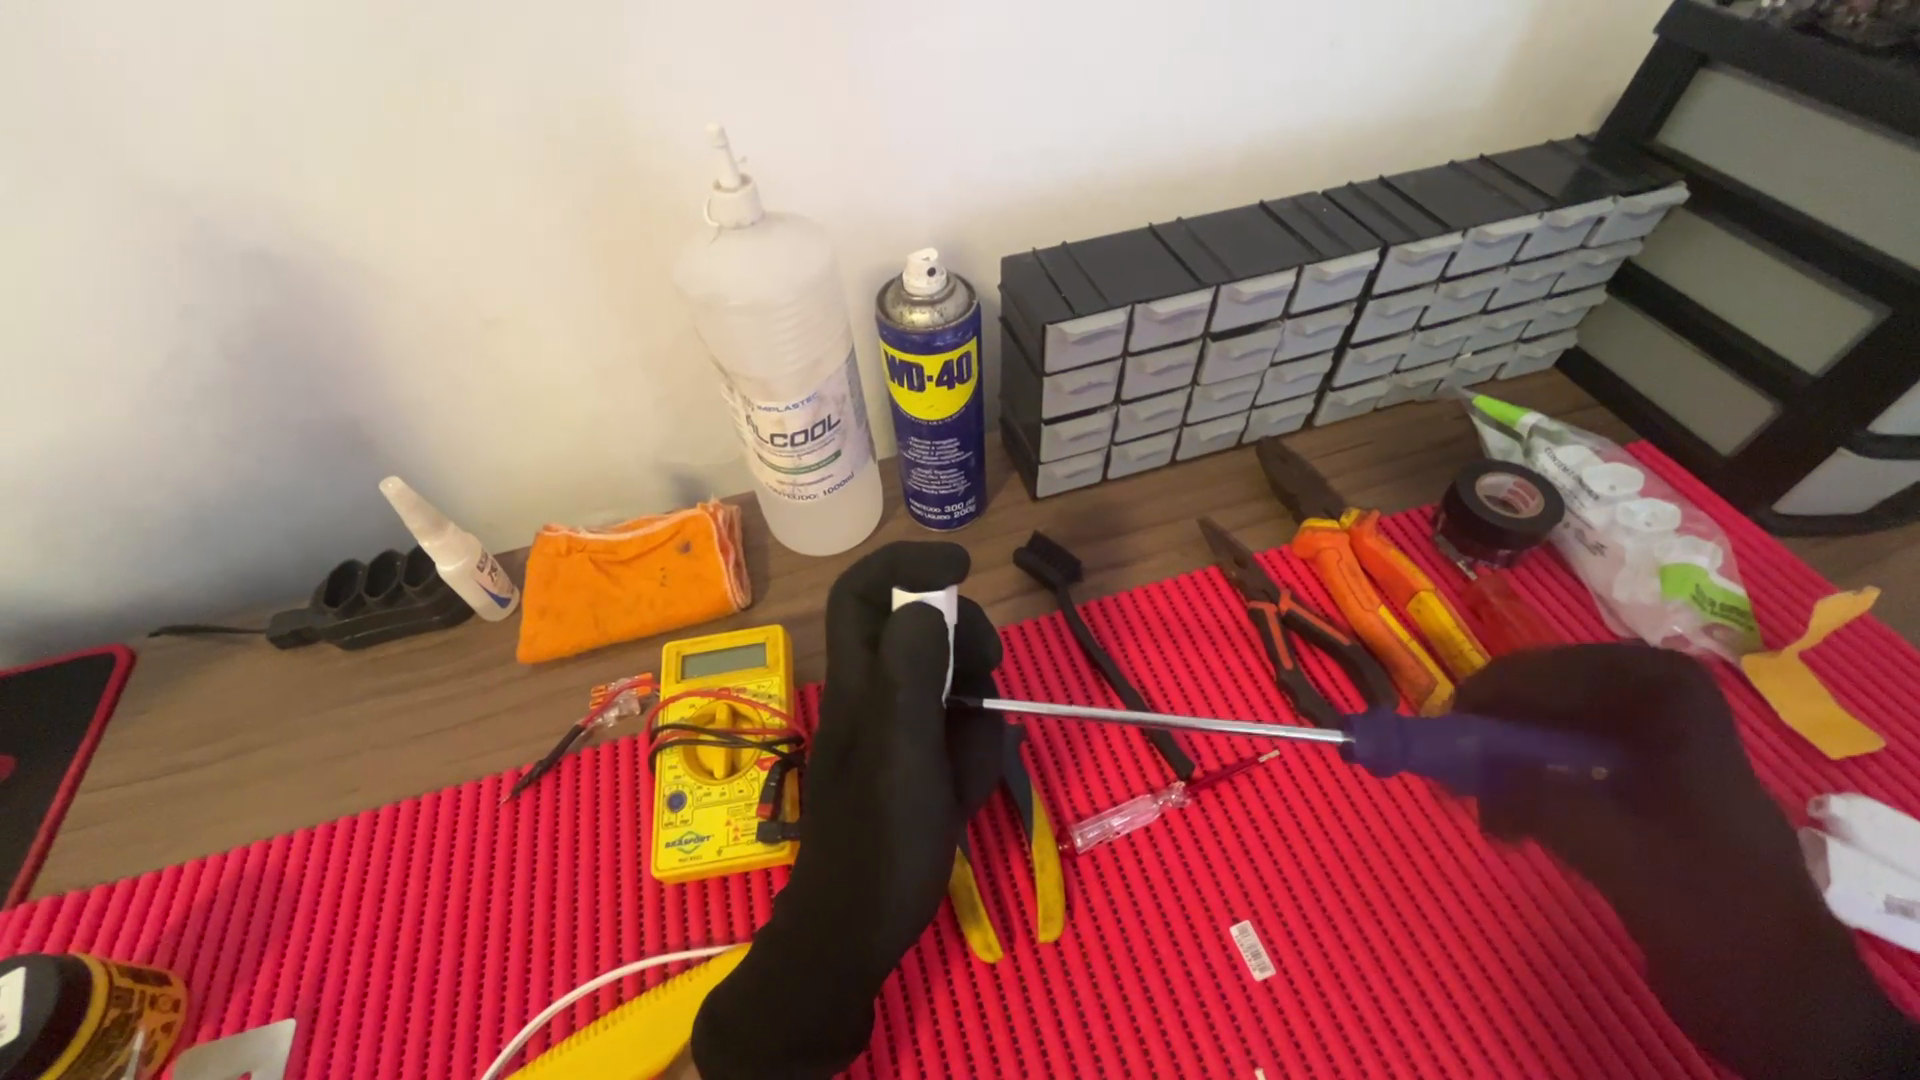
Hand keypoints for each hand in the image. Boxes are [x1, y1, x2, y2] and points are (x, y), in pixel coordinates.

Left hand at [691, 542, 1004, 1079]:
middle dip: (965, 644)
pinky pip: (960, 730)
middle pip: (923, 627)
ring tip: (967, 771)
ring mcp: (899, 726)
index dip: (906, 562)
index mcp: (859, 679)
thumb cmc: (879, 842)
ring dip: (976, 718)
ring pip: (953, 682)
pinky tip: (964, 791)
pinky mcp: (918, 758)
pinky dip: (974, 754)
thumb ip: (911, 673)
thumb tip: (925, 602)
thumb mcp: (901, 752)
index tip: (960, 566)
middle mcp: (876, 691)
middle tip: (985, 676)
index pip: (863, 590)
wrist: (859, 930)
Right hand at [1457, 644, 1914, 1079]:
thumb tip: (1463, 770)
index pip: (1590, 665)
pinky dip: (1524, 783)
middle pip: (1567, 691)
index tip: (1469, 706)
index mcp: (1683, 719)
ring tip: (1465, 785)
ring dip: (1506, 751)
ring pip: (1560, 728)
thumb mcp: (1619, 853)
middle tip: (1454, 739)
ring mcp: (1654, 764)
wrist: (1783, 1002)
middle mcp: (1670, 725)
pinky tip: (1500, 820)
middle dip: (1505, 714)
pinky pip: (1564, 767)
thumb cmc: (1710, 912)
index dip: (1523, 676)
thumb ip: (1537, 798)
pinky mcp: (1638, 804)